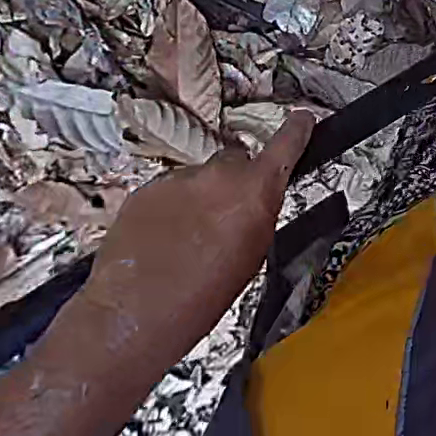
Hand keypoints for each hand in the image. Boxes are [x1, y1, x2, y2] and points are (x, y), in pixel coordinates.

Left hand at [72, 110, 313, 368]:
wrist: (133, 316)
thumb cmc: (208, 293)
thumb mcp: (256, 249)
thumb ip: (261, 208)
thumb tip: (257, 194)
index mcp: (256, 187)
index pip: (286, 142)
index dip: (298, 129)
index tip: (303, 119)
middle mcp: (219, 173)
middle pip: (236, 160)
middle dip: (235, 180)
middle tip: (225, 215)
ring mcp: (178, 178)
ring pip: (200, 177)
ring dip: (200, 195)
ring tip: (186, 235)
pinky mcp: (145, 189)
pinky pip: (169, 189)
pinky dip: (171, 207)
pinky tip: (161, 238)